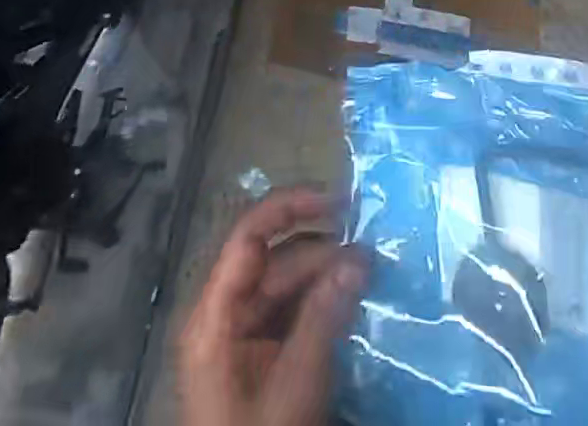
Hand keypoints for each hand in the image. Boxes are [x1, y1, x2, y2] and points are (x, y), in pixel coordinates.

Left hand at [178, 188, 368, 425]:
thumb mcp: (294, 386)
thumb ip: (324, 317)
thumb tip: (359, 257)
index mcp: (216, 312)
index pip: (249, 236)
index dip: (290, 207)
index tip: (339, 201)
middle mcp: (225, 311)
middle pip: (274, 260)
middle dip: (322, 249)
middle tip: (372, 251)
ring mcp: (242, 333)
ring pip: (286, 284)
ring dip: (326, 274)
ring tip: (370, 273)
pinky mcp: (259, 353)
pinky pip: (291, 311)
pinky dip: (321, 302)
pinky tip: (352, 300)